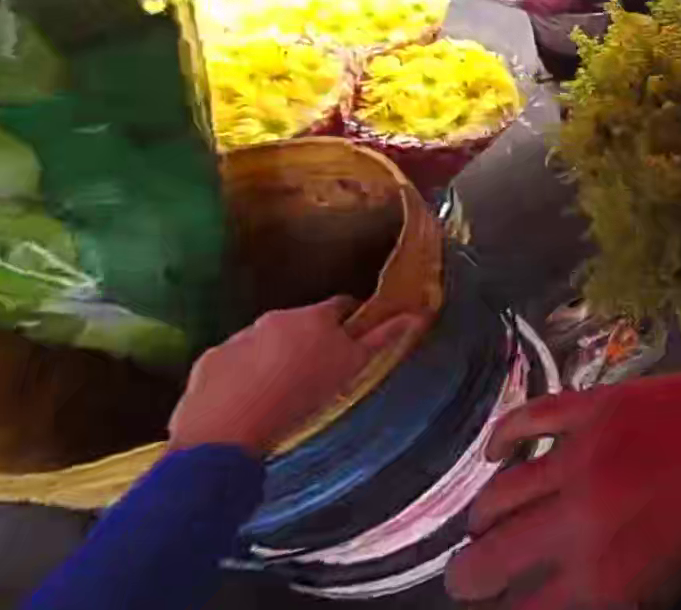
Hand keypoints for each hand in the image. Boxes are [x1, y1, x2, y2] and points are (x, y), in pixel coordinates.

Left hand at [167, 296, 423, 456]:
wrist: (226, 433)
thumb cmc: (302, 393)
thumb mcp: (355, 365)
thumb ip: (385, 336)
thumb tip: (418, 314)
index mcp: (314, 315)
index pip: (342, 305)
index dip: (350, 321)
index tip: (351, 341)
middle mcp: (274, 318)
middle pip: (301, 323)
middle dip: (309, 338)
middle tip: (317, 368)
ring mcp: (235, 340)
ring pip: (266, 341)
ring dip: (275, 354)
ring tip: (279, 387)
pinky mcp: (205, 363)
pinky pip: (233, 361)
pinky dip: (242, 371)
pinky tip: (248, 396)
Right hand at [447, 346, 680, 608]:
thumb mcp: (672, 573)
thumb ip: (608, 590)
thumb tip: (558, 595)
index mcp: (605, 578)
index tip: (506, 601)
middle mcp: (582, 522)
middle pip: (480, 566)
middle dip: (475, 574)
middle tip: (488, 567)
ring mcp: (586, 456)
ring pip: (493, 498)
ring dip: (487, 515)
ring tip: (499, 515)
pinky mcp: (600, 404)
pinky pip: (525, 419)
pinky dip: (503, 438)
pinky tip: (501, 453)